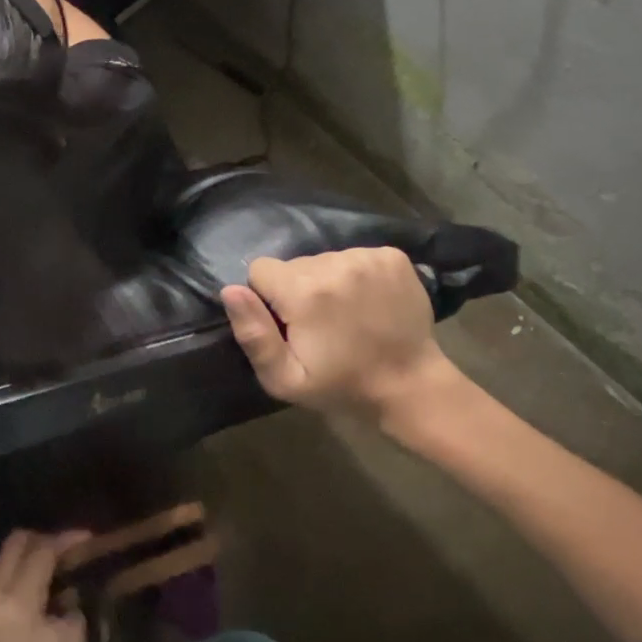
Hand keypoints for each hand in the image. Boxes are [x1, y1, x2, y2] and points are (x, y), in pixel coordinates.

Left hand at [0, 530, 92, 641]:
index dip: (65, 540)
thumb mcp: (74, 637)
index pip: (41, 552)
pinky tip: (21, 583)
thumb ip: (68, 601)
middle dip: (42, 541)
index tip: (86, 536)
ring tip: (37, 564)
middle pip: (13, 545)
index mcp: (18, 600)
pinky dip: (0, 571)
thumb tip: (66, 586)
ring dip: (15, 554)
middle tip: (66, 549)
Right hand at [219, 248, 455, 426]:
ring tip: (346, 315)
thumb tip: (230, 291)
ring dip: (327, 283)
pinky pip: (354, 256)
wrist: (410, 385)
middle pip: (294, 265)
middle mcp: (334, 263)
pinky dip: (356, 275)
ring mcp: (367, 257)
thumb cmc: (340, 386)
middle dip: (298, 290)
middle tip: (320, 325)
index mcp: (303, 291)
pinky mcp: (393, 256)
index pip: (260, 269)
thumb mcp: (284, 379)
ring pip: (324, 259)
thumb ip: (253, 335)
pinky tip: (368, 302)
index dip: (267, 298)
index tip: (289, 325)